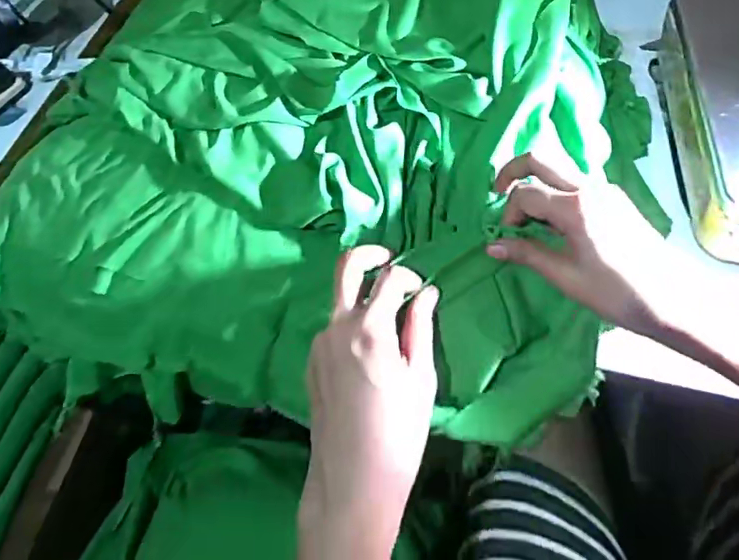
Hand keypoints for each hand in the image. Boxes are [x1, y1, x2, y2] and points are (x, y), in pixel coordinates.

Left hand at [300, 245, 438, 558]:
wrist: (351, 482)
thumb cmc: (398, 433)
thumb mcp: (420, 378)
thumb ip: (420, 327)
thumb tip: (427, 292)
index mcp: (369, 328)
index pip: (390, 278)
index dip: (410, 276)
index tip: (422, 290)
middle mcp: (337, 326)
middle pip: (346, 266)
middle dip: (369, 254)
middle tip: (389, 259)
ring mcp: (319, 343)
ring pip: (340, 301)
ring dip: (363, 298)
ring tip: (388, 323)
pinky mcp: (311, 361)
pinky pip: (333, 329)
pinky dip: (352, 326)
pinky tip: (369, 356)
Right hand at [486, 152, 696, 338]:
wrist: (675, 298)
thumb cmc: (618, 292)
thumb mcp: (567, 278)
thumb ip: (527, 254)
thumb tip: (491, 246)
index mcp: (573, 205)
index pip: (525, 193)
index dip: (508, 213)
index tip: (508, 238)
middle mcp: (587, 186)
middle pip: (538, 158)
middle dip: (512, 171)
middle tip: (498, 192)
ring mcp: (604, 188)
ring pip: (559, 166)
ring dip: (536, 179)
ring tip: (530, 212)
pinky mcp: (615, 196)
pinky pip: (577, 180)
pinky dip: (557, 189)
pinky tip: (559, 221)